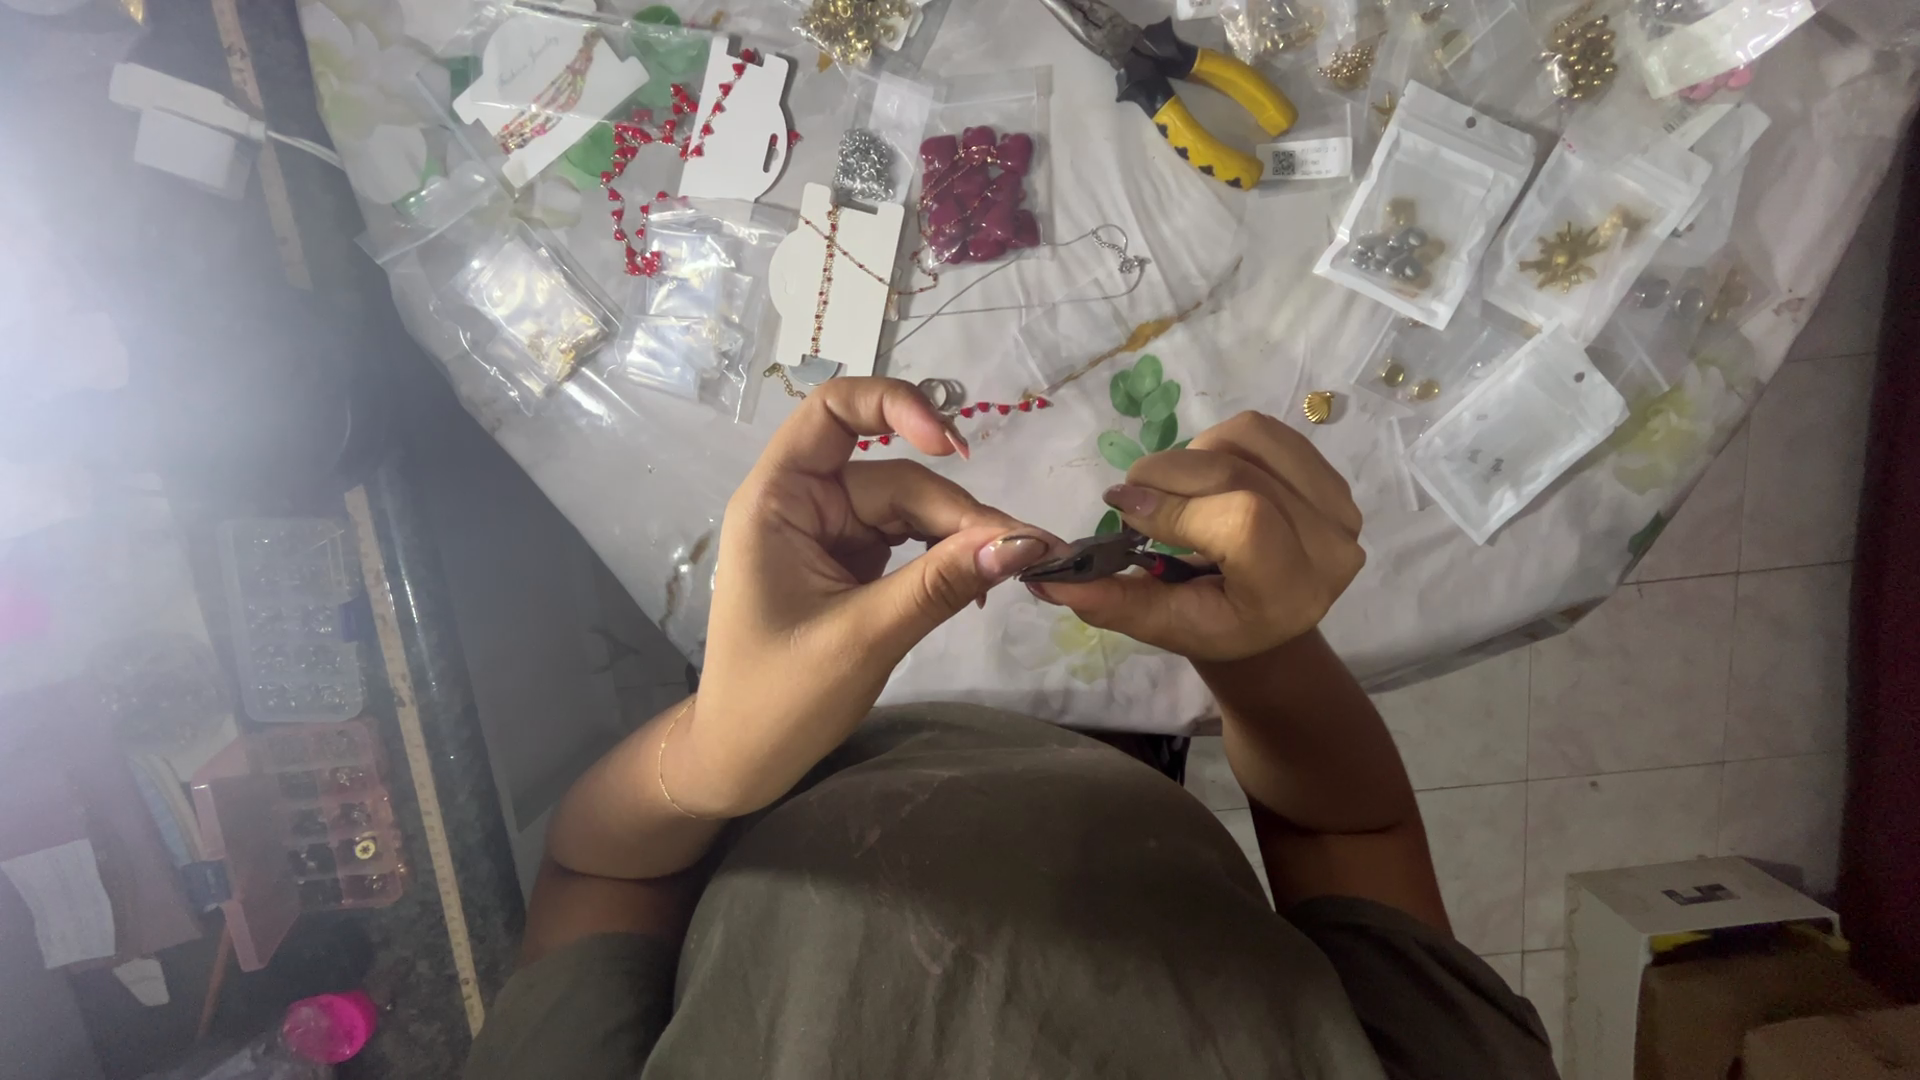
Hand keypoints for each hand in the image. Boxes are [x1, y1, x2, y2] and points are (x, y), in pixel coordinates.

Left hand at [671, 378, 1056, 815]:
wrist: (743, 760)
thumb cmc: (778, 700)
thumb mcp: (864, 638)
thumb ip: (940, 585)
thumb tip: (1022, 544)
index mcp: (779, 500)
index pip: (833, 412)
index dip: (894, 405)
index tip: (953, 445)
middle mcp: (806, 504)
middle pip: (897, 478)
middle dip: (959, 514)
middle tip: (1028, 553)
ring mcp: (833, 534)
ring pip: (914, 511)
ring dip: (964, 537)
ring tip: (1017, 568)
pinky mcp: (855, 563)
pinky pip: (912, 543)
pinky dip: (948, 559)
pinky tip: (981, 582)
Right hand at [1030, 411, 1362, 660]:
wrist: (1266, 621)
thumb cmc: (1211, 626)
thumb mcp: (1159, 623)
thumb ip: (1109, 601)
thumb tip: (1045, 576)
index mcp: (1290, 594)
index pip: (1241, 522)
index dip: (1174, 506)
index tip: (1122, 506)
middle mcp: (1330, 548)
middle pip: (1237, 474)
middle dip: (1167, 474)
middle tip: (1130, 492)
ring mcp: (1339, 507)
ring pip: (1247, 439)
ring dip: (1193, 455)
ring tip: (1174, 489)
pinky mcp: (1331, 478)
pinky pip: (1264, 431)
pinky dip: (1219, 441)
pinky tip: (1205, 473)